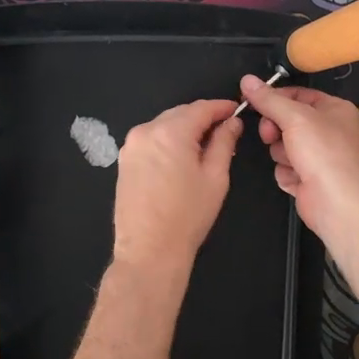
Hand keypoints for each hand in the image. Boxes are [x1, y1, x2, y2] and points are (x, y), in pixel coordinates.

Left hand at [113, 100, 241, 274]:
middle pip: (180, 114)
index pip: (200, 108)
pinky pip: (151, 140)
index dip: (221, 107)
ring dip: (184, 130)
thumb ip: (224, 143)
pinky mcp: (124, 161)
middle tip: (224, 132)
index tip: (235, 110)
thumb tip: (231, 123)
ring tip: (204, 149)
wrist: (149, 251)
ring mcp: (130, 146)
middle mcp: (146, 132)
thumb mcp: (215, 177)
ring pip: (164, 126)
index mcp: (170, 132)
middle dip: (202, 119)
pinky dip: (167, 142)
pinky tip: (180, 160)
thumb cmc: (187, 216)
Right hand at [239, 76, 358, 236]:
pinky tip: (297, 179)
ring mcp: (319, 157)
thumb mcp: (294, 117)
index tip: (252, 101)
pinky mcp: (310, 180)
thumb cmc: (324, 152)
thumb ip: (269, 99)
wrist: (339, 204)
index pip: (298, 94)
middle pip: (287, 121)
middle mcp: (329, 131)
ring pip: (283, 146)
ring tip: (294, 162)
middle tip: (271, 135)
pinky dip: (287, 173)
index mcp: (334, 109)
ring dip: (282, 154)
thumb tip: (246, 79)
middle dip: (276, 130)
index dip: (275, 98)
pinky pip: (286, 168)